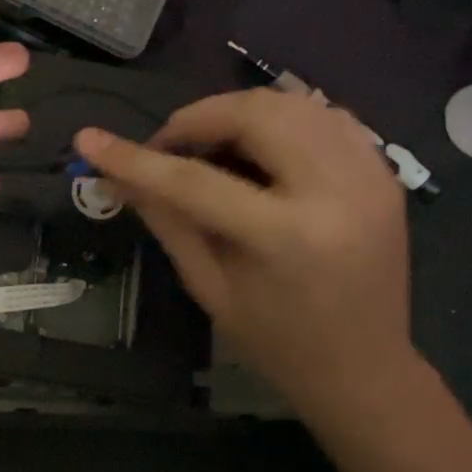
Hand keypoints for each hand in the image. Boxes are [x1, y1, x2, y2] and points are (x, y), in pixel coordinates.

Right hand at [73, 88, 409, 394]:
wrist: (365, 369)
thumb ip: (166, 220)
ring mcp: (370, 175)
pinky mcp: (383, 171)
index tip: (89, 140)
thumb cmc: (277, 342)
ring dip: (237, 113)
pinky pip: (324, 115)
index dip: (136, 158)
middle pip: (255, 116)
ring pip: (291, 103)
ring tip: (207, 145)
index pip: (196, 180)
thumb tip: (114, 175)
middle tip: (165, 147)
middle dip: (196, 119)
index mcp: (288, 238)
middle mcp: (338, 192)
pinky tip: (256, 146)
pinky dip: (280, 118)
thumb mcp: (209, 286)